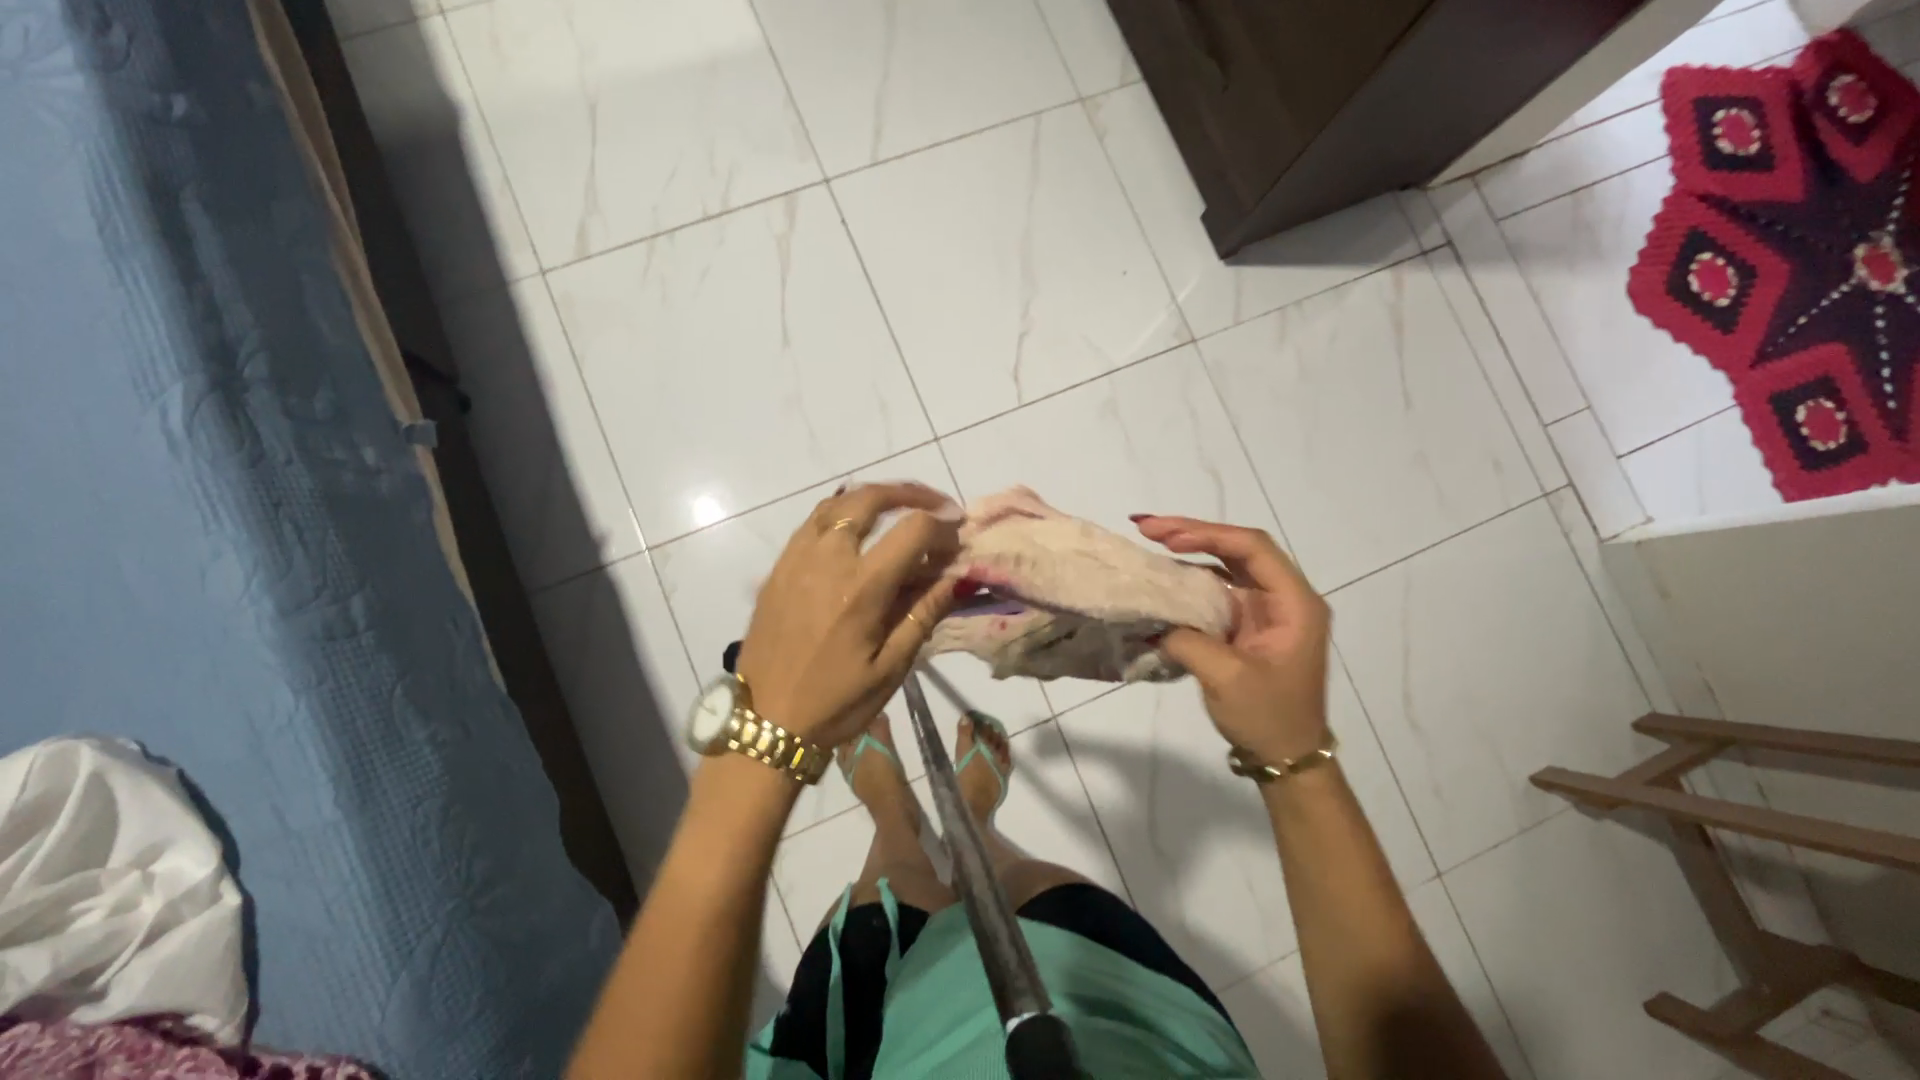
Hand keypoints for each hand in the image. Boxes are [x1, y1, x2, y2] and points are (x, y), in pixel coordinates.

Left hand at [737, 483, 962, 749]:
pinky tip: (856, 531)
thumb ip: (923, 614)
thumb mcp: (891, 668)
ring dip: (873, 497)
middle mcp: (827, 560)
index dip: (943, 524)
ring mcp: (796, 559)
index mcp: (861, 588)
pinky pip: (812, 523)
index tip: (959, 534)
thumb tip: (957, 575)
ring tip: (898, 510)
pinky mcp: (778, 569)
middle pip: (870, 498)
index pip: (912, 530)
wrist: (766, 722)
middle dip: (910, 493)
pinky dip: (841, 514)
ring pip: (836, 503)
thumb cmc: (835, 703)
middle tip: (935, 505)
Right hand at [1134, 515, 1331, 763]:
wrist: (1287, 757)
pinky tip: (1164, 575)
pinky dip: (1190, 579)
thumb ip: (1188, 640)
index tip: (1167, 538)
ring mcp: (1266, 611)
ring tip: (1150, 540)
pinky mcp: (1248, 626)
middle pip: (1239, 549)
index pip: (1253, 549)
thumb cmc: (1268, 717)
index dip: (1209, 535)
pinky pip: (1219, 590)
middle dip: (1193, 533)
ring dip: (1189, 552)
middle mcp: (1284, 598)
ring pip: (1227, 565)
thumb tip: (1153, 620)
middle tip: (1147, 527)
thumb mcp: (1226, 678)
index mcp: (1295, 604)